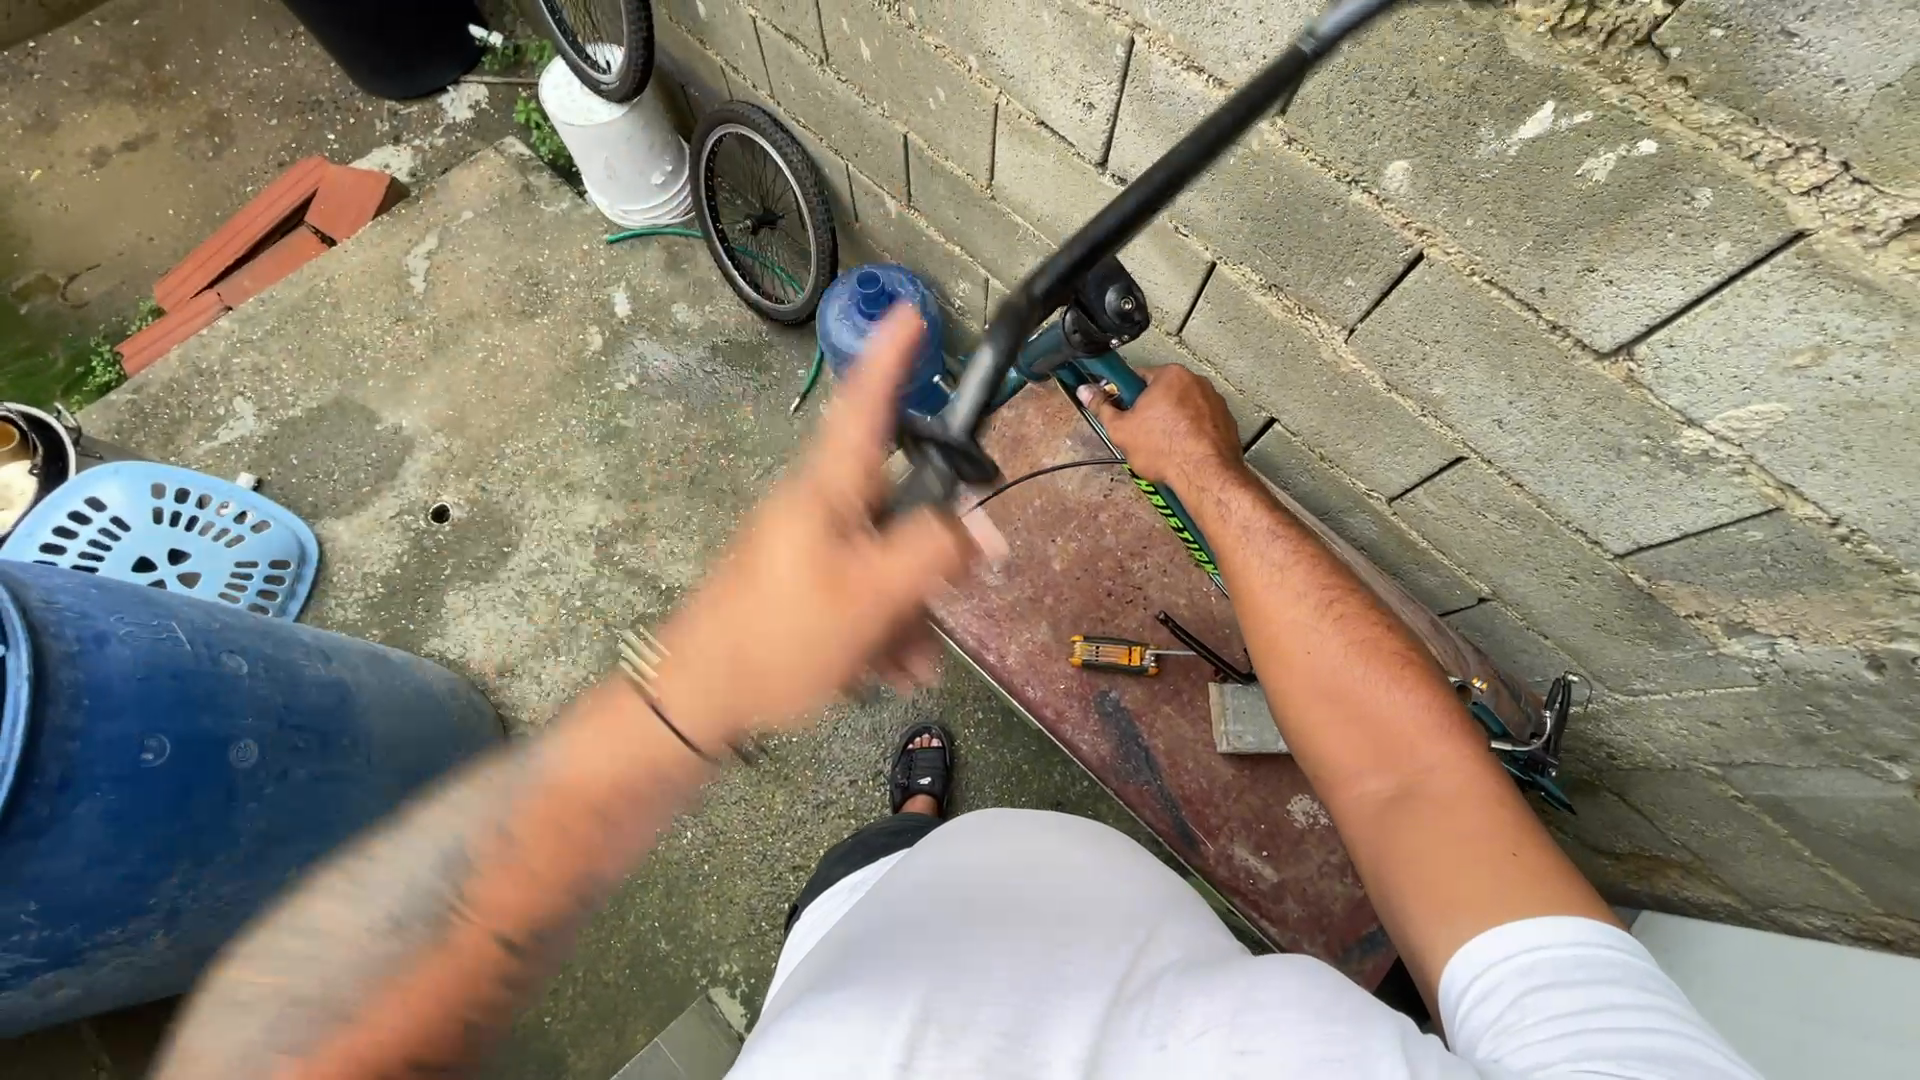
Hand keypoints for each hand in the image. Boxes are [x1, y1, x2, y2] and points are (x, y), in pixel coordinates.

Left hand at [647, 307, 995, 750]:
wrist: (697, 701)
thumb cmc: (778, 636)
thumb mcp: (870, 594)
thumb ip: (934, 552)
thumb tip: (985, 529)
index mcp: (828, 488)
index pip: (865, 404)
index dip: (890, 357)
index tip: (910, 313)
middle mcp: (823, 509)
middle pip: (902, 506)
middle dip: (932, 564)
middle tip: (951, 598)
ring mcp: (814, 552)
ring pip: (890, 563)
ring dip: (910, 615)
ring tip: (904, 665)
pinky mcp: (807, 592)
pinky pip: (865, 597)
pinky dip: (883, 632)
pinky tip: (881, 674)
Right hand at [1076, 364, 1244, 487]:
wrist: (1203, 474)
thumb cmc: (1168, 450)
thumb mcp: (1121, 430)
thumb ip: (1101, 407)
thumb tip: (1088, 393)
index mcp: (1169, 376)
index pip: (1135, 376)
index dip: (1122, 394)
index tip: (1117, 402)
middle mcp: (1195, 381)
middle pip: (1161, 391)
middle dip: (1148, 410)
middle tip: (1138, 431)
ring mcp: (1213, 400)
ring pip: (1181, 407)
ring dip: (1169, 421)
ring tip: (1160, 444)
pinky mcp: (1224, 420)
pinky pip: (1199, 421)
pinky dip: (1189, 432)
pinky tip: (1179, 448)